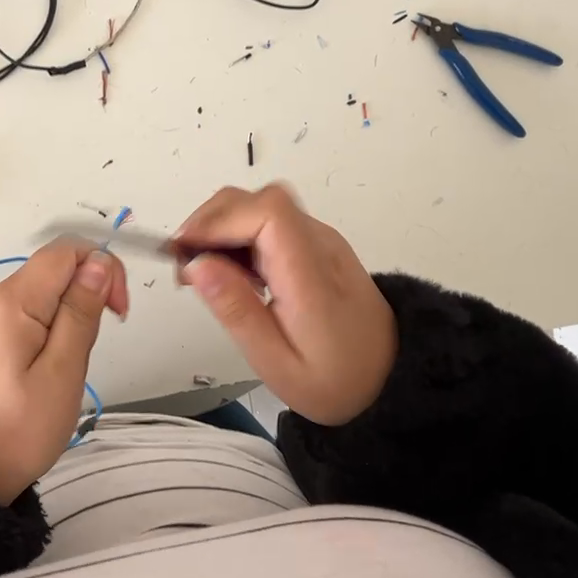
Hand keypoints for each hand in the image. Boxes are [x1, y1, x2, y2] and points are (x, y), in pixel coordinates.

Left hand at [0, 238, 128, 503]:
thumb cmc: (21, 428)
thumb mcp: (63, 372)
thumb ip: (81, 313)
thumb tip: (99, 262)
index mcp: (14, 300)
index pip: (66, 250)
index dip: (102, 268)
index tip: (119, 311)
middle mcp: (1, 296)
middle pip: (59, 263)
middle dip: (92, 287)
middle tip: (103, 336)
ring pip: (52, 286)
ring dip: (79, 307)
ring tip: (80, 356)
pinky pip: (39, 307)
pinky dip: (61, 321)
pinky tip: (65, 355)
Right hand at [176, 184, 396, 425]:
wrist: (393, 379)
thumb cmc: (335, 380)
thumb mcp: (278, 364)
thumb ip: (237, 312)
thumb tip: (196, 264)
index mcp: (311, 274)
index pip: (267, 212)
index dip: (218, 220)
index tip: (185, 251)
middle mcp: (319, 244)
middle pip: (258, 198)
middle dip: (210, 222)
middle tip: (186, 265)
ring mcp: (319, 240)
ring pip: (259, 204)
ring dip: (220, 228)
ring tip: (203, 272)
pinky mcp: (314, 244)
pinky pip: (268, 221)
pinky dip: (237, 236)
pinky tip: (230, 273)